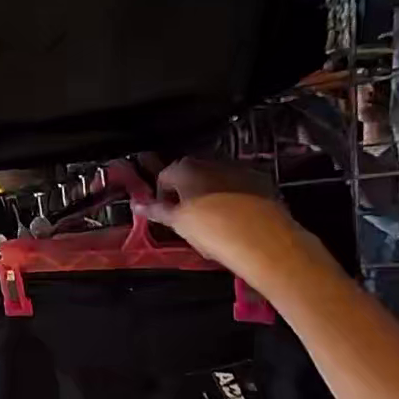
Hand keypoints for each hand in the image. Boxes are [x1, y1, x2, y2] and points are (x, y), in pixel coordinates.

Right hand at [132, 158, 326, 290]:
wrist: (260, 237)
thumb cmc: (211, 229)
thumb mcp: (178, 223)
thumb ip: (156, 211)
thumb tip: (138, 205)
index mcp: (185, 168)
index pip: (163, 177)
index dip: (162, 196)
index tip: (167, 214)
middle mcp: (210, 161)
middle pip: (191, 175)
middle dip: (187, 193)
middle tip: (188, 219)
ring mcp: (238, 168)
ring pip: (217, 178)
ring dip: (211, 193)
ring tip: (213, 220)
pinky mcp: (261, 179)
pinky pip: (240, 185)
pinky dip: (235, 196)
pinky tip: (236, 217)